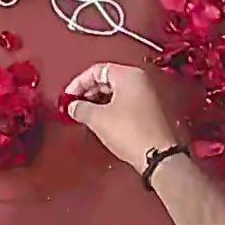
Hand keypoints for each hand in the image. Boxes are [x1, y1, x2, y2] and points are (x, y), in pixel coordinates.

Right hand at [63, 63, 180, 174]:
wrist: (156, 154)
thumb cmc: (130, 131)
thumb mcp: (98, 118)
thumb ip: (81, 108)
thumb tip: (73, 106)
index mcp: (129, 75)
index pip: (97, 70)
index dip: (79, 83)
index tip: (68, 96)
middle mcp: (140, 81)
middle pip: (107, 79)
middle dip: (88, 92)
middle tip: (75, 106)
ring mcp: (147, 95)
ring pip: (116, 92)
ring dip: (98, 101)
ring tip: (85, 115)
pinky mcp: (149, 111)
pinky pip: (125, 103)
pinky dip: (111, 108)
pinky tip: (101, 121)